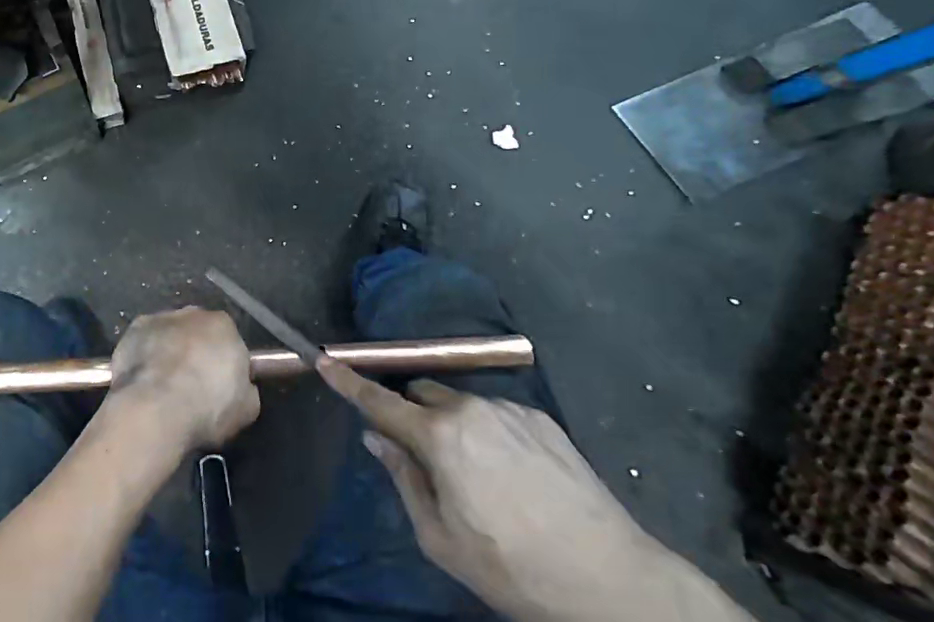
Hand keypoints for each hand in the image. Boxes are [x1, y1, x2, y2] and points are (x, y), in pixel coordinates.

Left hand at [107, 308, 258, 450]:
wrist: (155, 410)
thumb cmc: (206, 407)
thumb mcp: (246, 408)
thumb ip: (246, 390)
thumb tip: (242, 388)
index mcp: (224, 325)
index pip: (228, 340)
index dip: (223, 364)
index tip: (218, 387)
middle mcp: (192, 314)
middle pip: (197, 333)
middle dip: (195, 353)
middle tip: (191, 386)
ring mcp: (159, 319)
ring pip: (168, 336)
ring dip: (168, 353)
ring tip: (162, 389)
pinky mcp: (132, 332)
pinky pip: (142, 343)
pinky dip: (143, 357)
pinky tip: (141, 383)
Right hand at [318, 359, 744, 621]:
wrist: (607, 574)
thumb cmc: (511, 566)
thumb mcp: (441, 538)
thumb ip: (403, 479)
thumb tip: (376, 438)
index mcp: (440, 438)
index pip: (381, 402)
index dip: (349, 382)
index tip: (326, 360)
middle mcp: (471, 409)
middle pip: (423, 395)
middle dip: (413, 414)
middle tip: (424, 458)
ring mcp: (510, 408)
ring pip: (462, 404)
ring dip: (453, 426)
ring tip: (481, 479)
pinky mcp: (541, 417)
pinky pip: (497, 414)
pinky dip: (489, 433)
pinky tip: (514, 477)